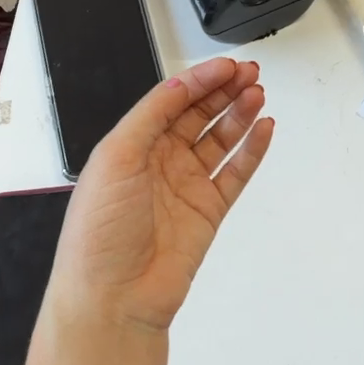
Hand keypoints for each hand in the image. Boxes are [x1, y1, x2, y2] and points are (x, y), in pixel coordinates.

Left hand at [46, 57, 273, 333]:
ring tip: (259, 95)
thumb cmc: (99, 233)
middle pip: (200, 114)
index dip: (201, 80)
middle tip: (249, 74)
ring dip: (240, 114)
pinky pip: (236, 172)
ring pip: (221, 139)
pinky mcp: (209, 210)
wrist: (113, 297)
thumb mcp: (115, 158)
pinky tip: (264, 130)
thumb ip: (152, 116)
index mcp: (132, 145)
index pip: (172, 100)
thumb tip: (181, 85)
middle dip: (224, 90)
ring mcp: (186, 185)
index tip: (227, 67)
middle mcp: (160, 161)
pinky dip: (252, 150)